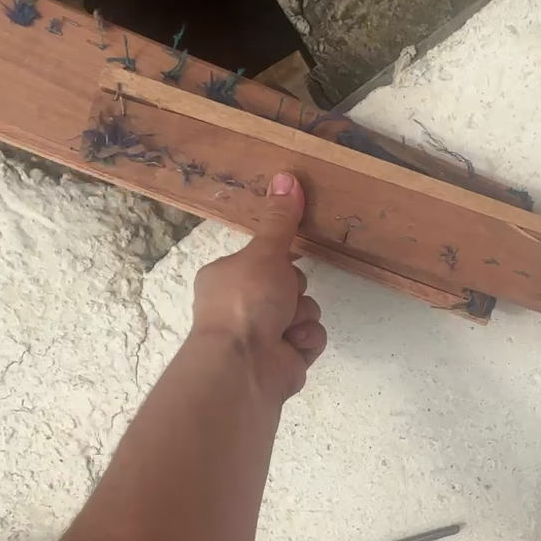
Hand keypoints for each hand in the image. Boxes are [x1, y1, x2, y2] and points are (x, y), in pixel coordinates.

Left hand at [190, 171, 326, 396]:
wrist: (246, 364)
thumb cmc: (246, 303)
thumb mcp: (265, 254)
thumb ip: (281, 221)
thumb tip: (287, 176)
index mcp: (229, 277)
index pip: (266, 258)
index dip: (281, 258)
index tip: (290, 258)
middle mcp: (244, 305)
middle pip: (292, 283)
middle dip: (296, 290)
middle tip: (284, 295)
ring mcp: (265, 334)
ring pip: (306, 310)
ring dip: (303, 316)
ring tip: (287, 326)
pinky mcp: (285, 357)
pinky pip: (311, 336)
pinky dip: (307, 339)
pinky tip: (293, 344)